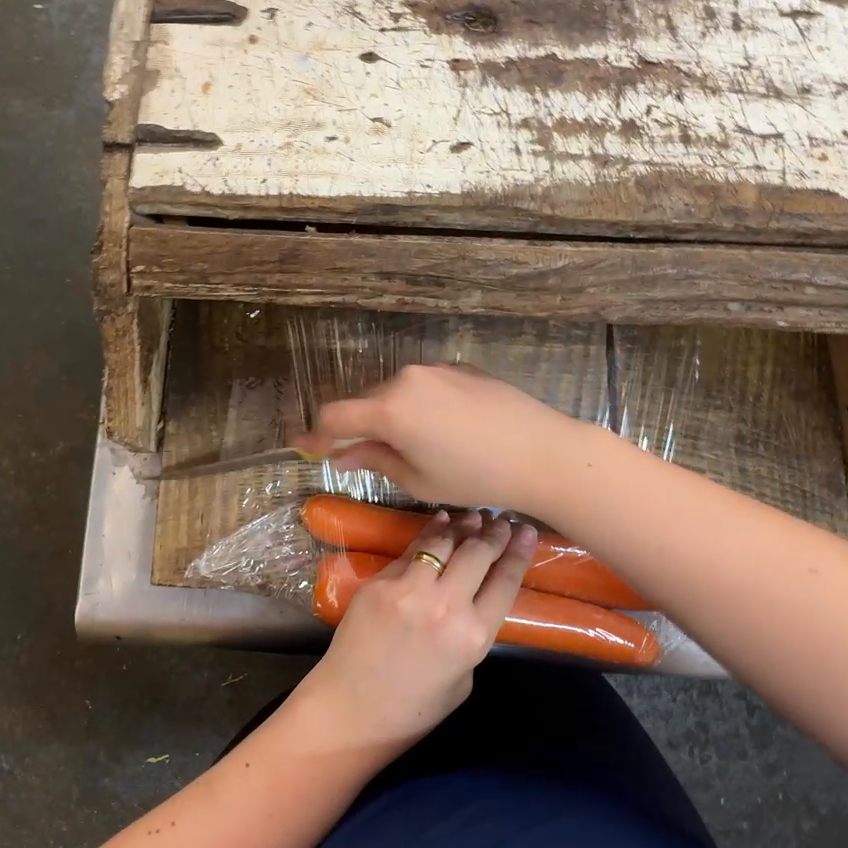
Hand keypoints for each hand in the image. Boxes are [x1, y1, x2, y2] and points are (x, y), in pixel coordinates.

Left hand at [289, 511, 535, 754]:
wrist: (353, 708)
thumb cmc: (415, 707)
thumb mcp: (464, 677)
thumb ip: (472, 634)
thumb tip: (472, 598)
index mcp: (473, 636)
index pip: (506, 580)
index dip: (519, 551)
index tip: (528, 530)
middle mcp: (446, 605)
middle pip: (478, 553)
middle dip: (495, 533)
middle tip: (503, 520)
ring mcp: (409, 588)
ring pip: (444, 542)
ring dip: (464, 526)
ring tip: (476, 516)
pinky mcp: (380, 581)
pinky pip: (412, 551)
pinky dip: (430, 533)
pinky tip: (441, 521)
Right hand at [294, 364, 591, 510]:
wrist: (543, 452)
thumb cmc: (476, 477)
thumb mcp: (418, 479)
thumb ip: (373, 460)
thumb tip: (342, 456)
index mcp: (390, 409)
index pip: (335, 416)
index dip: (316, 434)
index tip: (304, 447)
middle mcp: (406, 379)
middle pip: (365, 403)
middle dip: (356, 427)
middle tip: (355, 455)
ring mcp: (435, 370)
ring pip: (395, 393)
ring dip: (389, 416)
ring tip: (406, 446)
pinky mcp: (461, 369)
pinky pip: (424, 386)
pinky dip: (417, 406)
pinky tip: (440, 431)